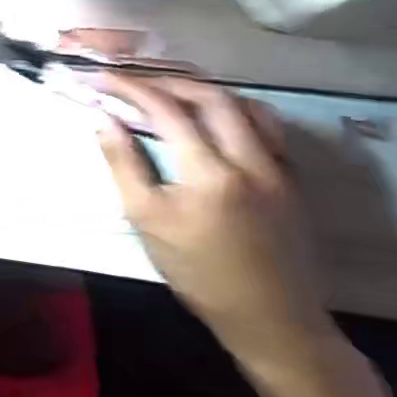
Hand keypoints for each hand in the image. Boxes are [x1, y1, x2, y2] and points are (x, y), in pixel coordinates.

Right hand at [95, 74, 332, 358]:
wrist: (271, 320)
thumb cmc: (199, 273)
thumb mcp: (147, 221)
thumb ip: (123, 163)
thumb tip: (103, 117)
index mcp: (210, 172)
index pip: (166, 109)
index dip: (131, 87)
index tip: (103, 77)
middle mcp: (250, 159)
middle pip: (209, 96)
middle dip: (168, 81)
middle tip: (137, 82)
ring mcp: (278, 167)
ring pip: (245, 106)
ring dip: (206, 92)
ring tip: (176, 93)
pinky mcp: (293, 179)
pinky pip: (267, 128)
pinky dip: (237, 112)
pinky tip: (219, 121)